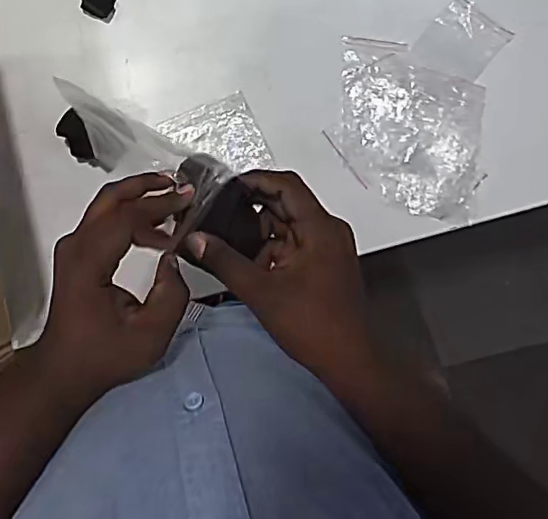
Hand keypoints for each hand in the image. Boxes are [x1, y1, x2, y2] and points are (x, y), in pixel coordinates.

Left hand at [30, 172, 192, 407]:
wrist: (64, 369)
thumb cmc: (103, 355)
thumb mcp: (149, 337)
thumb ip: (171, 296)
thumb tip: (173, 259)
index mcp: (88, 261)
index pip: (125, 218)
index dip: (159, 208)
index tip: (186, 206)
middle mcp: (76, 245)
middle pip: (111, 198)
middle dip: (146, 186)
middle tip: (178, 184)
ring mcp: (73, 246)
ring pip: (106, 204)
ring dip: (138, 195)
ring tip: (171, 196)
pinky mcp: (77, 251)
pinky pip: (104, 219)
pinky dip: (130, 212)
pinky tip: (154, 225)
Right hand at [185, 170, 380, 387]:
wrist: (352, 366)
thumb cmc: (317, 328)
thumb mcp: (261, 291)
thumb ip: (224, 260)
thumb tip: (196, 239)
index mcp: (320, 227)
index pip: (285, 185)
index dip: (254, 180)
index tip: (227, 186)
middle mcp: (328, 230)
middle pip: (285, 202)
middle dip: (250, 206)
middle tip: (219, 210)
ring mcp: (328, 246)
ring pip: (286, 222)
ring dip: (258, 229)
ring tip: (227, 237)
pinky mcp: (324, 262)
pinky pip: (291, 240)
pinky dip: (269, 246)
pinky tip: (247, 260)